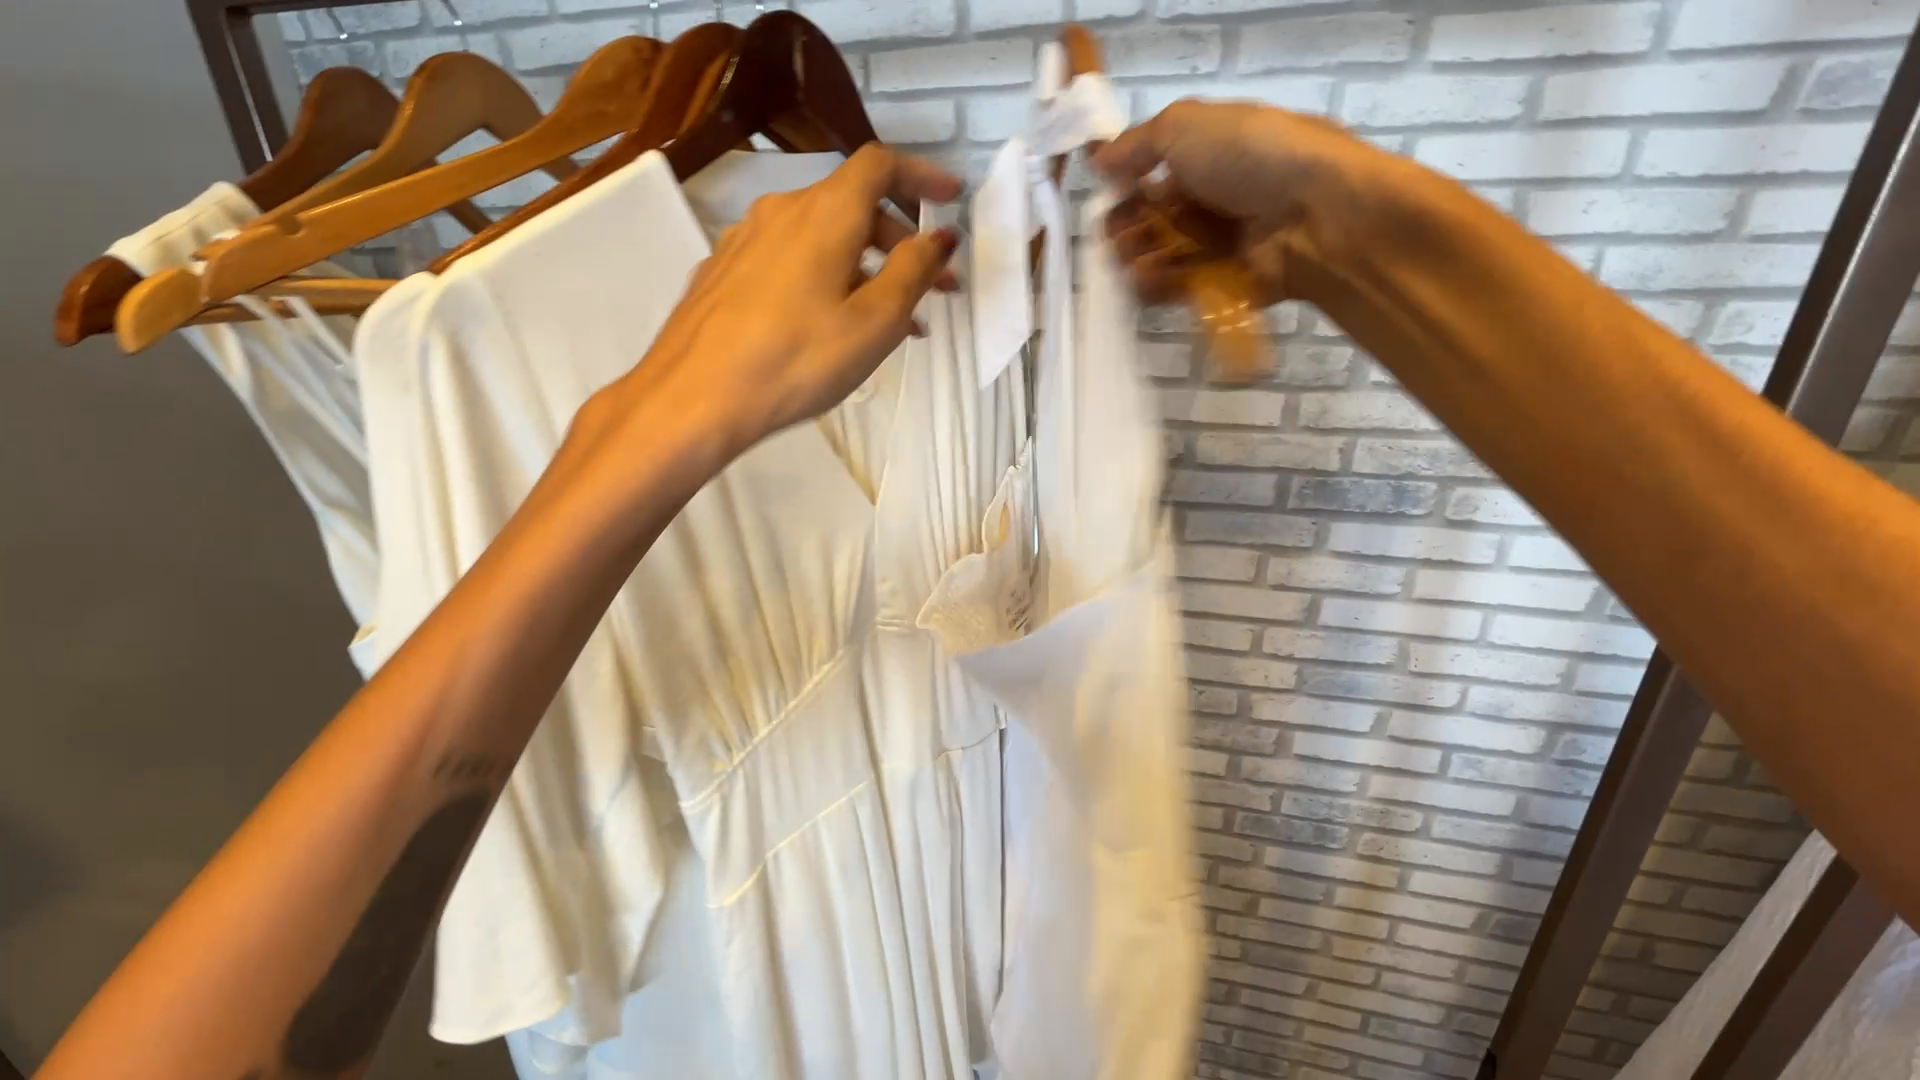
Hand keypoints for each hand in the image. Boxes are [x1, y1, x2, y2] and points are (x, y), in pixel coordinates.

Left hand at [609, 144, 961, 461]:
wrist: (694, 398)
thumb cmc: (797, 359)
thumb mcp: (874, 322)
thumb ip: (914, 271)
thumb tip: (939, 235)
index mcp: (824, 213)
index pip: (880, 165)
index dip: (922, 174)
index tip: (951, 198)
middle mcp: (782, 212)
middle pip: (852, 204)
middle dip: (901, 240)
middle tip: (934, 289)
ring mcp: (745, 240)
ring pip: (821, 238)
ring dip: (865, 267)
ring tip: (890, 321)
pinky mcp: (723, 272)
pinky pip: (790, 261)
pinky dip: (825, 278)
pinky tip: (831, 326)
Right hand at [1092, 101, 1396, 305]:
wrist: (1317, 214)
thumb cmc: (1251, 156)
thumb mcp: (1185, 124)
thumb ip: (1137, 144)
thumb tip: (1100, 161)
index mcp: (1207, 158)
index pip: (1151, 178)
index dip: (1124, 189)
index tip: (1108, 198)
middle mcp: (1212, 202)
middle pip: (1150, 223)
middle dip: (1124, 229)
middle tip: (1119, 234)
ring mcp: (1218, 248)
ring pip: (1158, 259)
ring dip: (1134, 258)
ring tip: (1132, 258)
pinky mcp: (1223, 288)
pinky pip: (1177, 291)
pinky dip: (1154, 286)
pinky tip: (1145, 278)